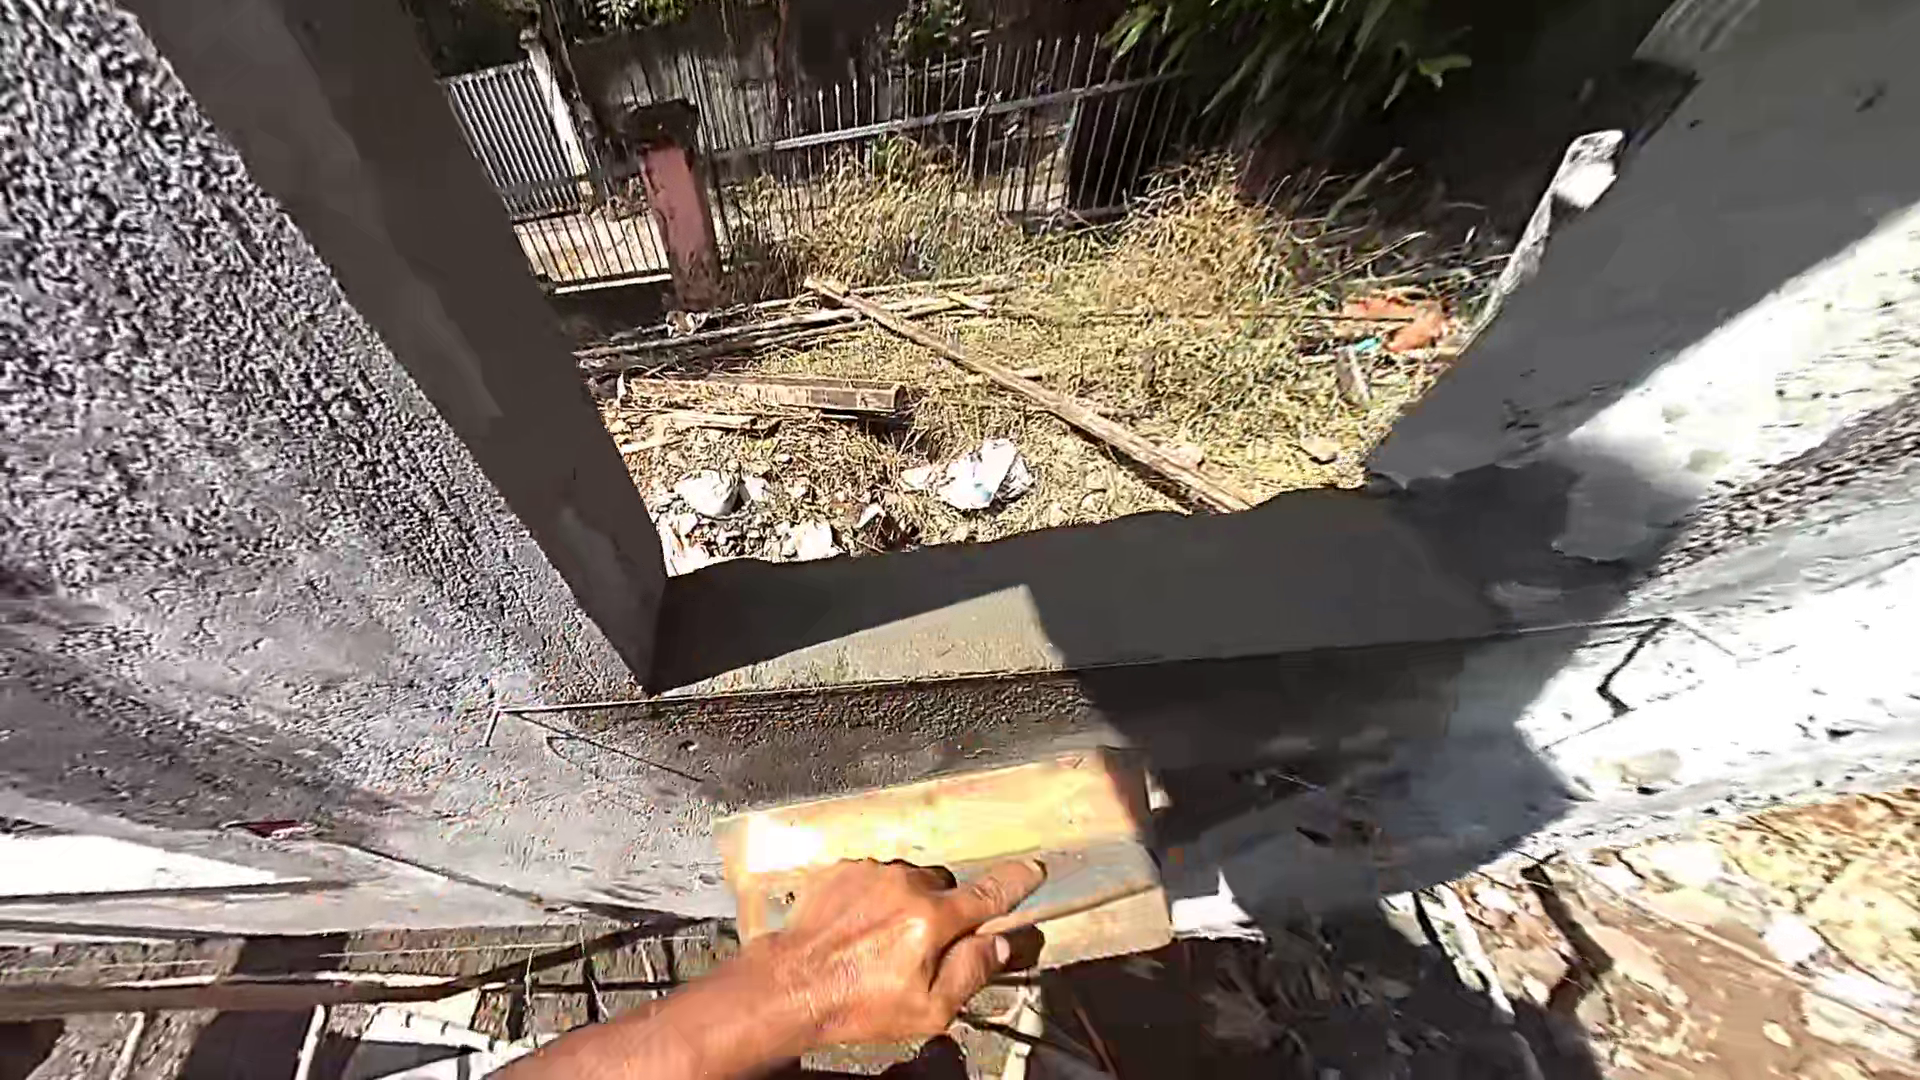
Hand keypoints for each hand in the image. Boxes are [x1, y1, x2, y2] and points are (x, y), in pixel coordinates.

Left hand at [752, 858, 1046, 1045]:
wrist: (794, 983)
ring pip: (910, 878)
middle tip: (922, 944)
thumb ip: (970, 971)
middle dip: (943, 909)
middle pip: (945, 886)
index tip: (1035, 868)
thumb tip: (999, 942)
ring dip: (907, 900)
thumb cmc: (861, 1004)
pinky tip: (859, 924)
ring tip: (881, 937)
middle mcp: (908, 883)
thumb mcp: (927, 1009)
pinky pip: (877, 874)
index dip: (1015, 882)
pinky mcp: (849, 866)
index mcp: (933, 919)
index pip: (987, 894)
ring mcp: (876, 870)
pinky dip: (877, 894)